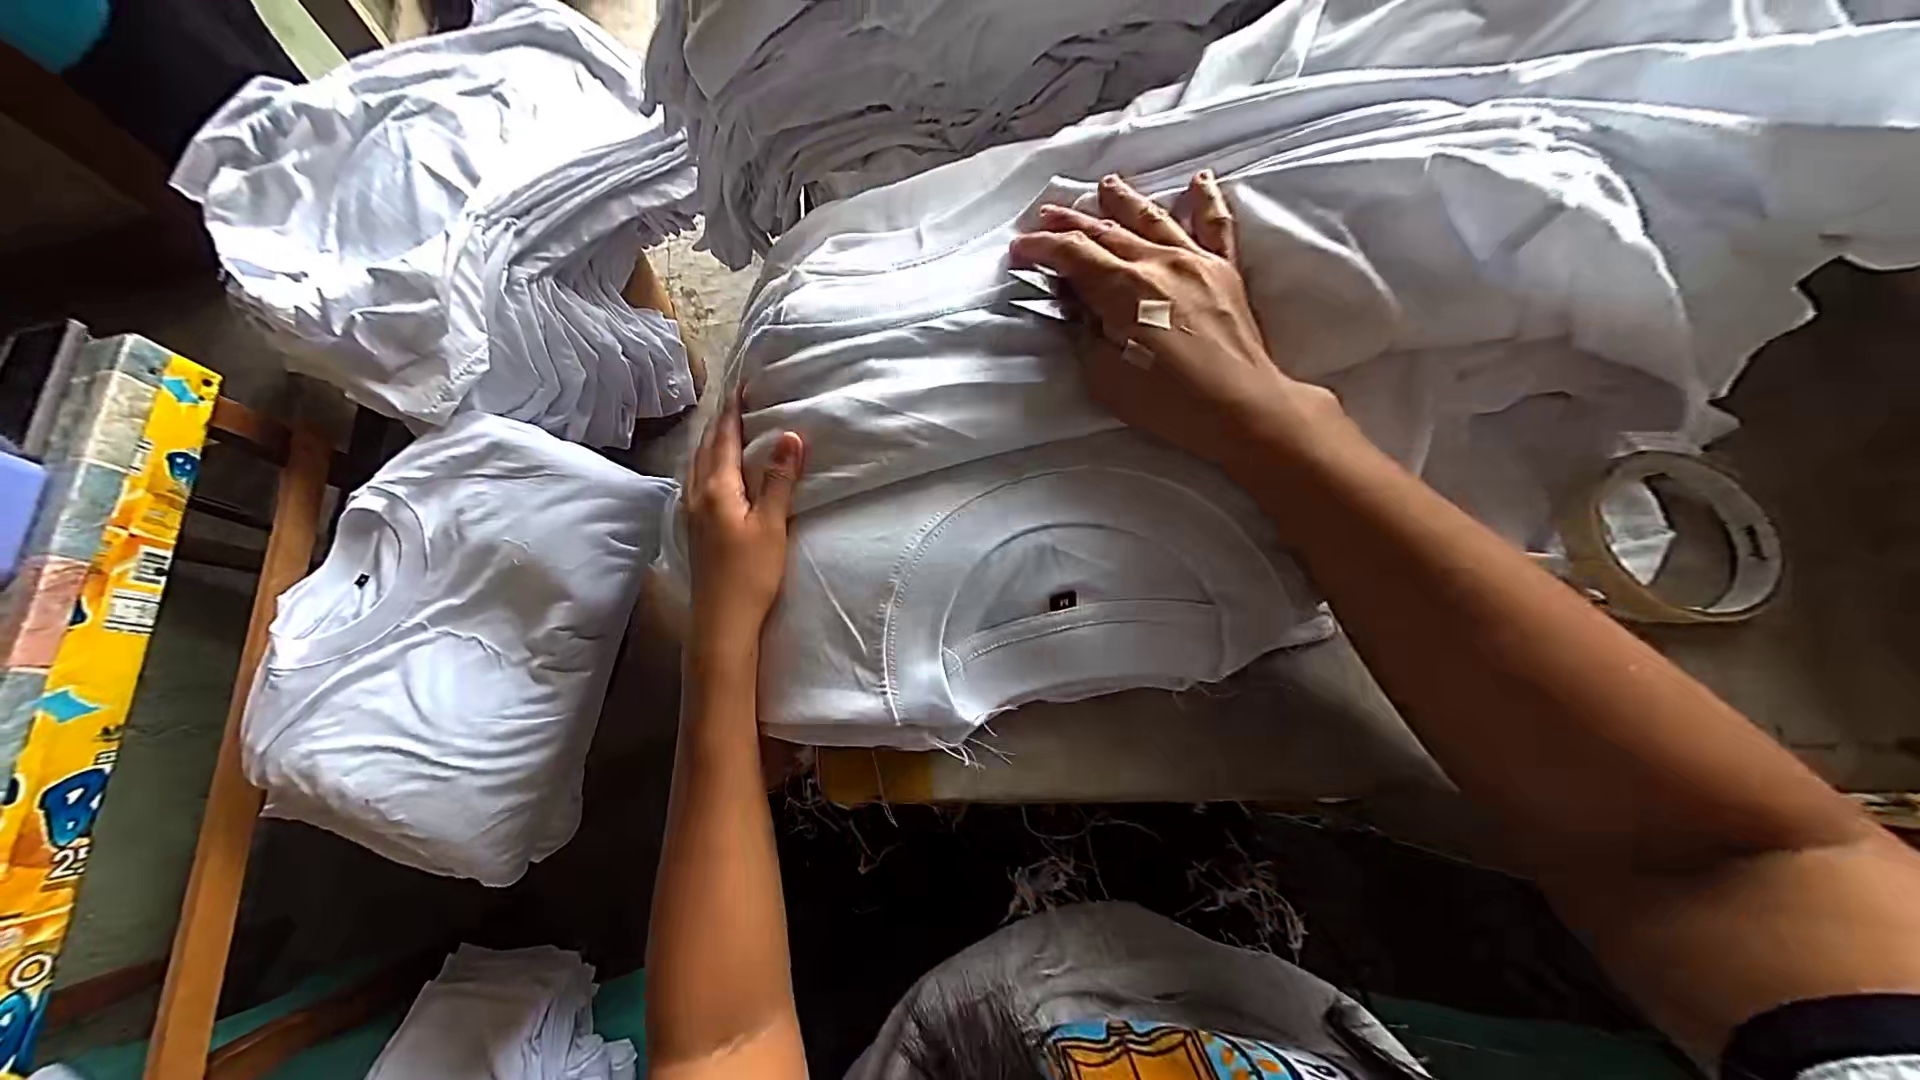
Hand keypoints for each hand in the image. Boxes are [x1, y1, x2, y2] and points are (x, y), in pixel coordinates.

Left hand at [687, 388, 805, 652]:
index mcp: (716, 489)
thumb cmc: (751, 573)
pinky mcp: (694, 528)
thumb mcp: (772, 525)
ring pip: (698, 463)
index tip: (742, 385)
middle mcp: (697, 494)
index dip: (735, 411)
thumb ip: (780, 481)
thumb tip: (790, 437)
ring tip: (728, 427)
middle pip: (706, 447)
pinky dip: (709, 462)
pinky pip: (697, 480)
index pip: (725, 439)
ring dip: (712, 441)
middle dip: (721, 421)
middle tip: (736, 399)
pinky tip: (716, 469)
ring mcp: (692, 512)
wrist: (722, 621)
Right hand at [1009, 171, 1340, 468]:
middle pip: (1106, 232)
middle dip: (1071, 223)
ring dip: (1124, 201)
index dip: (1041, 248)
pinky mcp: (1224, 271)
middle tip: (1045, 214)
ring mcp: (1195, 262)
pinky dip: (1205, 200)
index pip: (1073, 255)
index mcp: (1124, 289)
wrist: (1239, 407)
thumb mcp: (1104, 376)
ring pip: (1152, 218)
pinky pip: (1215, 225)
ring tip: (1105, 186)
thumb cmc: (1166, 402)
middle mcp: (1158, 263)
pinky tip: (1198, 182)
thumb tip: (1074, 302)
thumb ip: (1084, 332)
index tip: (1018, 250)